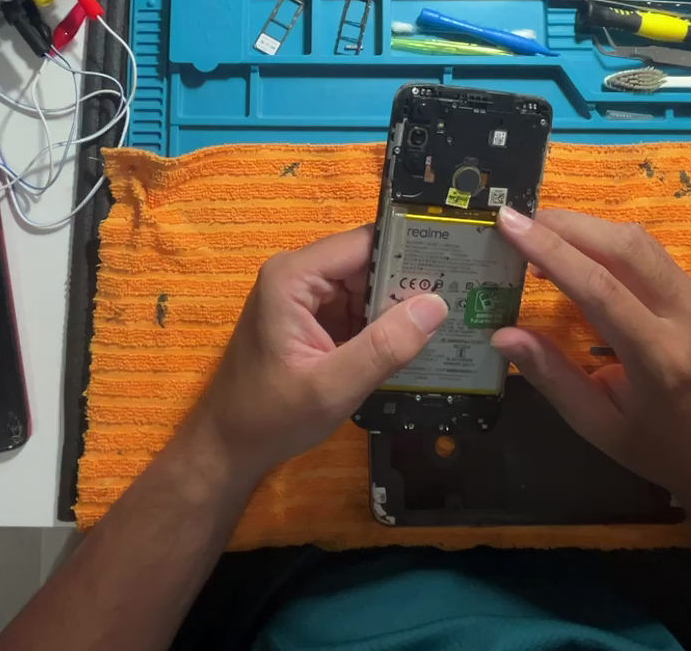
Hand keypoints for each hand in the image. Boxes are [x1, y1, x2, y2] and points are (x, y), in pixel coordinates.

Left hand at [182, 226, 448, 483]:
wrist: (228, 446)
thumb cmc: (270, 417)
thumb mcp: (332, 387)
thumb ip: (383, 347)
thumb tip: (436, 304)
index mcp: (293, 277)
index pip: (362, 244)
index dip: (408, 250)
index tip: (455, 263)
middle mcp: (296, 274)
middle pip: (365, 261)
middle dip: (408, 279)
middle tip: (462, 292)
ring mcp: (302, 295)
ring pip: (364, 284)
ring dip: (397, 303)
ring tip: (451, 313)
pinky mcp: (309, 317)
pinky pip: (354, 306)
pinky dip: (381, 322)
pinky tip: (415, 336)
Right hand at [491, 207, 690, 513]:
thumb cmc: (662, 450)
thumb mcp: (598, 426)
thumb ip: (551, 376)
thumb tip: (501, 334)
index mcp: (659, 358)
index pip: (599, 286)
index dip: (550, 249)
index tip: (508, 223)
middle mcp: (683, 317)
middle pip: (622, 246)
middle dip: (563, 225)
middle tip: (514, 224)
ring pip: (636, 239)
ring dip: (583, 227)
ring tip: (536, 235)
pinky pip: (646, 249)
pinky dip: (602, 238)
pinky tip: (573, 250)